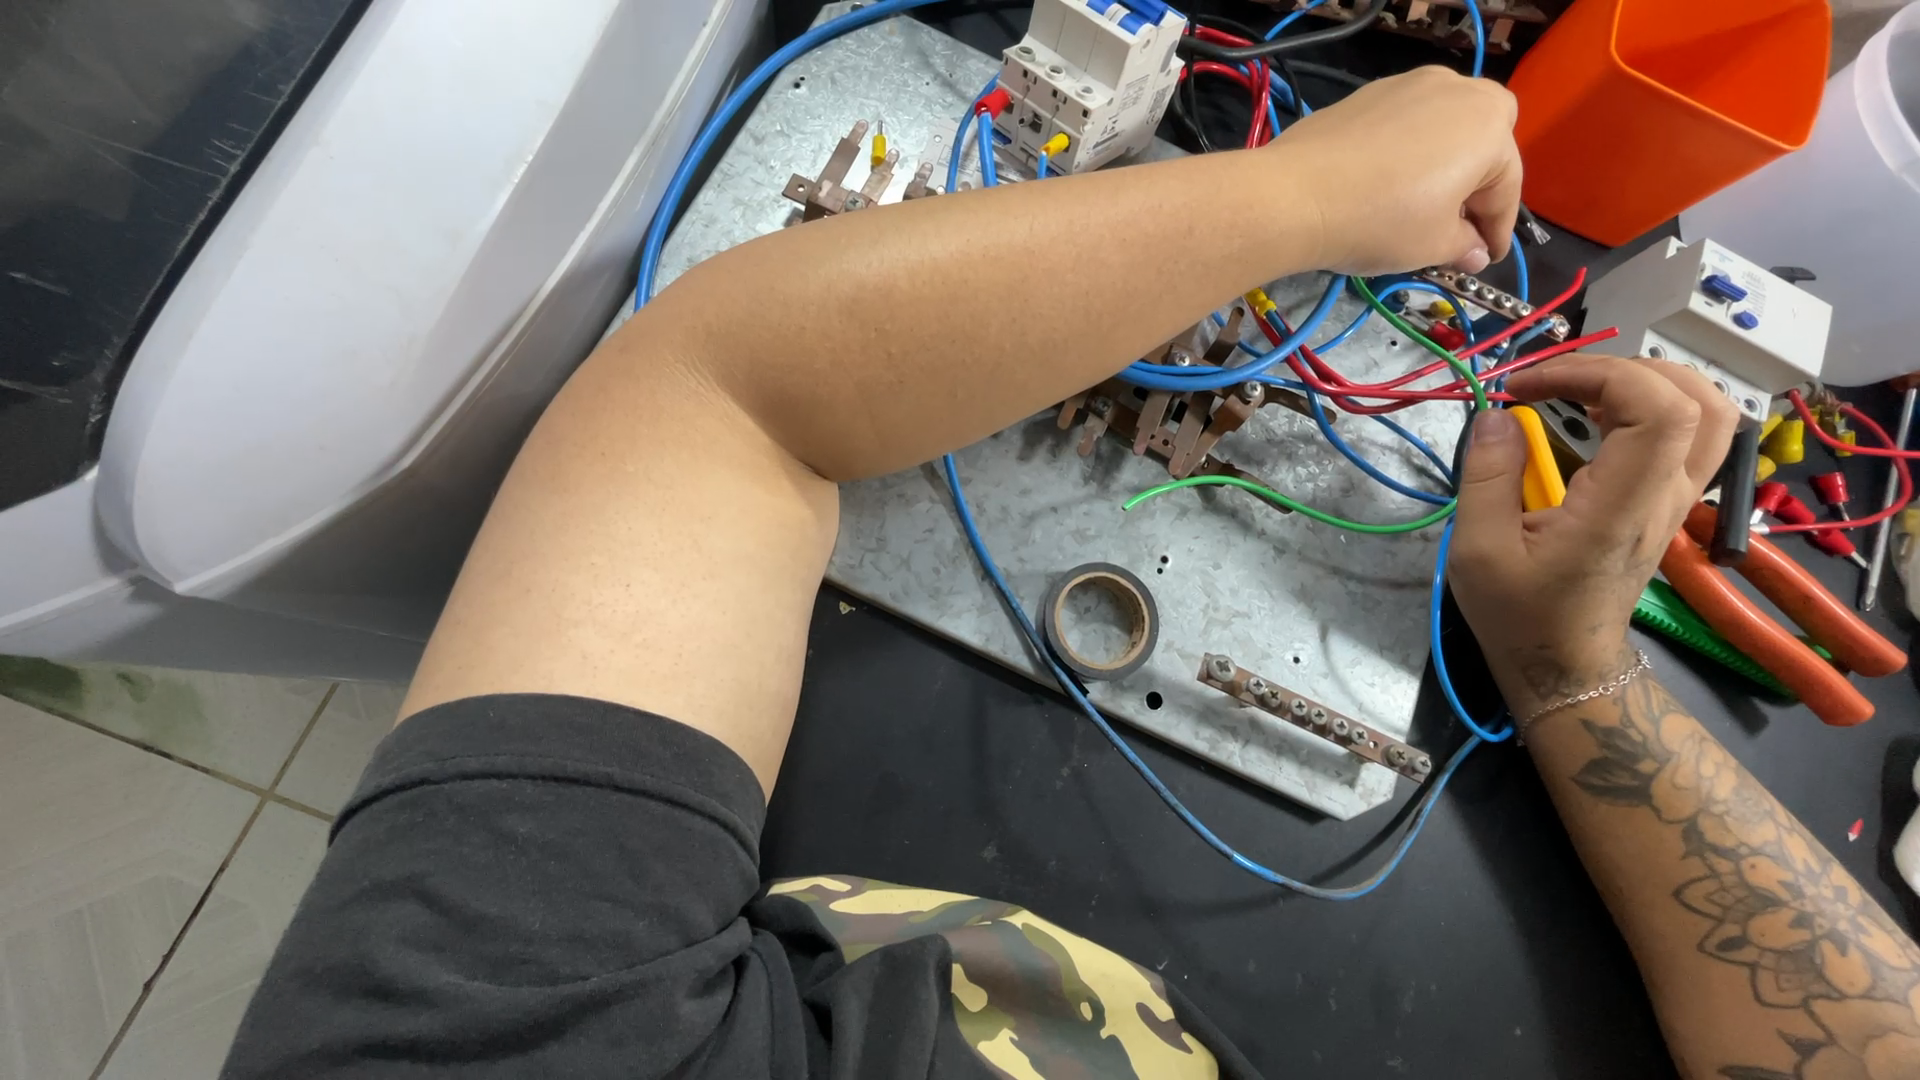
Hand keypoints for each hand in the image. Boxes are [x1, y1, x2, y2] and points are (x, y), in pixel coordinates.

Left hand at [1268, 67, 1520, 276]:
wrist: (1292, 197)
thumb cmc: (1377, 222)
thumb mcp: (1429, 245)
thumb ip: (1462, 246)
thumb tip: (1475, 252)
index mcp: (1489, 125)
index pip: (1505, 186)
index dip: (1497, 230)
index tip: (1488, 257)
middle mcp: (1456, 90)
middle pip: (1480, 143)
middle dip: (1475, 185)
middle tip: (1458, 227)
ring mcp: (1406, 86)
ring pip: (1438, 130)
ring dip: (1438, 167)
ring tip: (1419, 208)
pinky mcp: (1363, 97)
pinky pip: (1397, 129)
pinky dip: (1400, 156)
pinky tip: (1380, 186)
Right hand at [1447, 355, 1739, 713]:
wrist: (1560, 660)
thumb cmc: (1516, 611)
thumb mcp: (1478, 548)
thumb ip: (1487, 477)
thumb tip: (1496, 416)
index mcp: (1621, 506)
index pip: (1657, 408)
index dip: (1594, 374)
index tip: (1525, 387)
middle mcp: (1665, 496)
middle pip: (1695, 398)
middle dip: (1619, 369)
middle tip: (1551, 381)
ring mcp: (1674, 500)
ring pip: (1705, 412)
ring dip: (1643, 383)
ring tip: (1575, 391)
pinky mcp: (1665, 504)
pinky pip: (1687, 436)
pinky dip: (1649, 407)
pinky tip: (1597, 418)